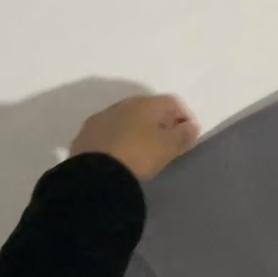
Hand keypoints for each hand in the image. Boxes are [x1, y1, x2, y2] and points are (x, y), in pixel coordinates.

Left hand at [70, 94, 200, 180]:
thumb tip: (191, 126)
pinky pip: (108, 131)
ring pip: (125, 118)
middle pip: (147, 108)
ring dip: (135, 128)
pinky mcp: (85, 133)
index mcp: (147, 103)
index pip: (172, 102)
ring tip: (140, 149)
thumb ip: (183, 135)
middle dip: (159, 121)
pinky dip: (117, 137)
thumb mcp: (168, 147)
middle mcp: (124, 104)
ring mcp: (102, 117)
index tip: (187, 135)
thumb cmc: (139, 155)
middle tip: (165, 141)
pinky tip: (118, 153)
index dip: (183, 117)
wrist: (96, 174)